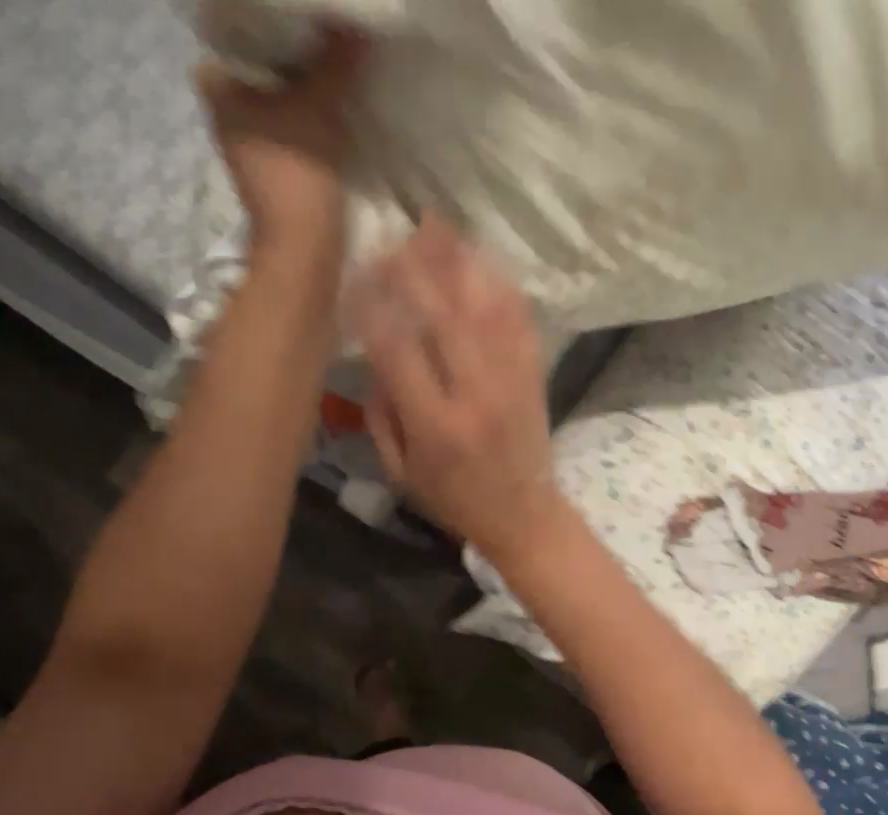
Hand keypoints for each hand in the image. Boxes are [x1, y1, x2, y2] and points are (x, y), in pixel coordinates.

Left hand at [198, 27, 366, 260]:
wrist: (302, 248)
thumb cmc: (295, 173)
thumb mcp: (318, 108)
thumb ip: (336, 62)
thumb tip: (358, 24)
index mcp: (217, 85)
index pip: (243, 31)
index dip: (277, 20)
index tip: (310, 14)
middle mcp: (225, 107)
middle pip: (267, 62)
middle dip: (300, 51)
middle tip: (334, 31)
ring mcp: (249, 137)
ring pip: (283, 93)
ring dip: (312, 82)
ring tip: (345, 60)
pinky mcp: (275, 161)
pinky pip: (295, 120)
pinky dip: (315, 111)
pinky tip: (342, 100)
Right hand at [354, 218, 562, 556]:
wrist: (524, 516)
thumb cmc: (453, 499)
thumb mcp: (400, 472)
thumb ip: (381, 415)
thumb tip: (375, 356)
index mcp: (435, 424)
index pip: (397, 349)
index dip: (372, 306)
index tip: (354, 276)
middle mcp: (475, 395)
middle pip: (444, 317)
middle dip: (415, 270)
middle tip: (392, 237)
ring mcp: (511, 381)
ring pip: (486, 309)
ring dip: (459, 263)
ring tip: (437, 227)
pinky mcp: (534, 375)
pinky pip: (520, 321)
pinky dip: (501, 286)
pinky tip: (482, 259)